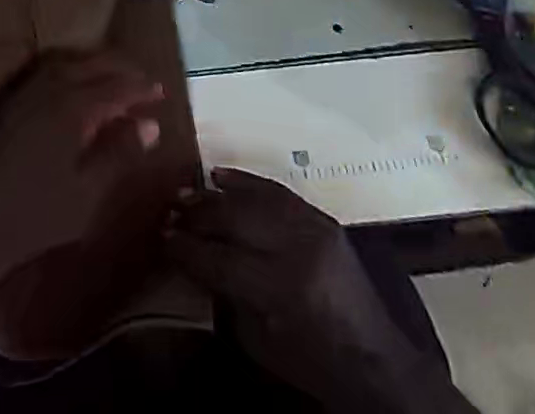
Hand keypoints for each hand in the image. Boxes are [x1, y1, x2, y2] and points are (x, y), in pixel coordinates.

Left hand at [0, 57, 163, 285]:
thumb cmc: (35, 215)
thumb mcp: (88, 191)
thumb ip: (120, 152)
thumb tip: (150, 124)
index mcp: (72, 106)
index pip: (116, 86)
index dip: (141, 88)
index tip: (161, 92)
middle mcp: (49, 89)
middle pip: (92, 65)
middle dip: (122, 70)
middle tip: (144, 84)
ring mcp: (26, 95)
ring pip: (70, 65)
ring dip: (97, 68)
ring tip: (117, 83)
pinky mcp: (10, 106)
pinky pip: (50, 74)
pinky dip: (73, 73)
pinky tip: (79, 93)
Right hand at [165, 168, 473, 413]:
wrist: (373, 356)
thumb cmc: (310, 359)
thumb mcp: (259, 339)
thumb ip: (225, 295)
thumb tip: (194, 256)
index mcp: (281, 288)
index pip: (220, 259)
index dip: (186, 248)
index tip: (162, 237)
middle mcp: (298, 248)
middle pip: (236, 219)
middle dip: (198, 215)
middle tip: (170, 211)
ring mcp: (314, 227)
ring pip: (255, 198)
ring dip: (217, 194)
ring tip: (188, 191)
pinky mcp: (323, 217)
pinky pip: (279, 191)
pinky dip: (248, 181)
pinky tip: (222, 175)